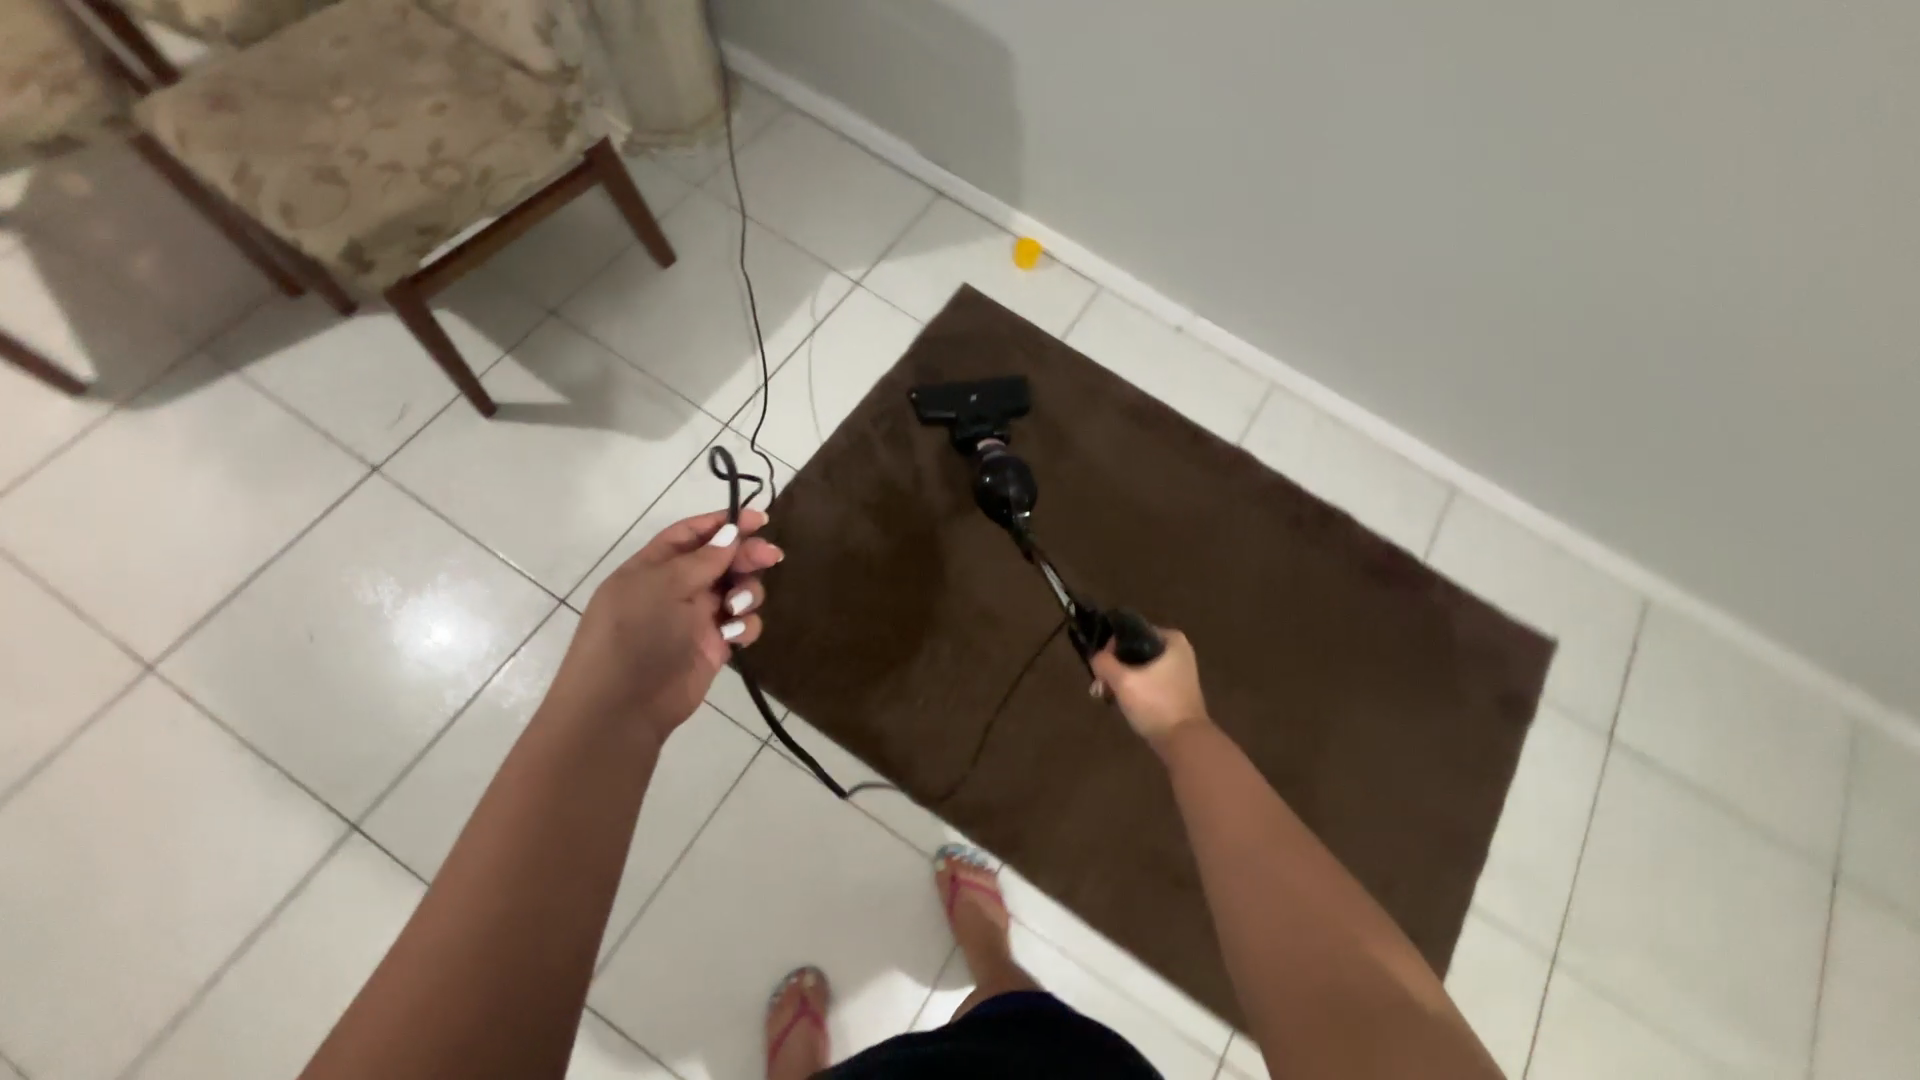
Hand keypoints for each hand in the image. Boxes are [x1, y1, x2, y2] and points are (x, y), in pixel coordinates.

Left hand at [545, 509, 782, 748]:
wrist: (623, 705)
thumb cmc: (635, 634)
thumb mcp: (663, 586)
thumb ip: (702, 559)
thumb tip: (732, 533)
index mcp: (654, 567)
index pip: (692, 534)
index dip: (724, 524)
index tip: (760, 518)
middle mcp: (676, 589)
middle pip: (721, 560)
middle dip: (747, 556)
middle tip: (771, 557)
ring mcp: (695, 619)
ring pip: (737, 591)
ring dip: (746, 592)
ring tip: (736, 607)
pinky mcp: (713, 647)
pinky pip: (740, 626)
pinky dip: (744, 626)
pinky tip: (734, 635)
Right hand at [1090, 626, 1208, 751]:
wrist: (1184, 741)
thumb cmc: (1155, 704)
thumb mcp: (1124, 681)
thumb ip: (1104, 663)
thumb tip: (1097, 657)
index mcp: (1171, 640)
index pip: (1131, 632)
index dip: (1110, 648)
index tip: (1100, 668)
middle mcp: (1178, 652)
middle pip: (1134, 652)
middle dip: (1114, 668)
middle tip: (1100, 686)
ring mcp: (1179, 672)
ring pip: (1140, 668)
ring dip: (1121, 680)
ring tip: (1106, 696)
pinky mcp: (1176, 691)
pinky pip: (1149, 682)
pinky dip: (1134, 689)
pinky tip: (1121, 702)